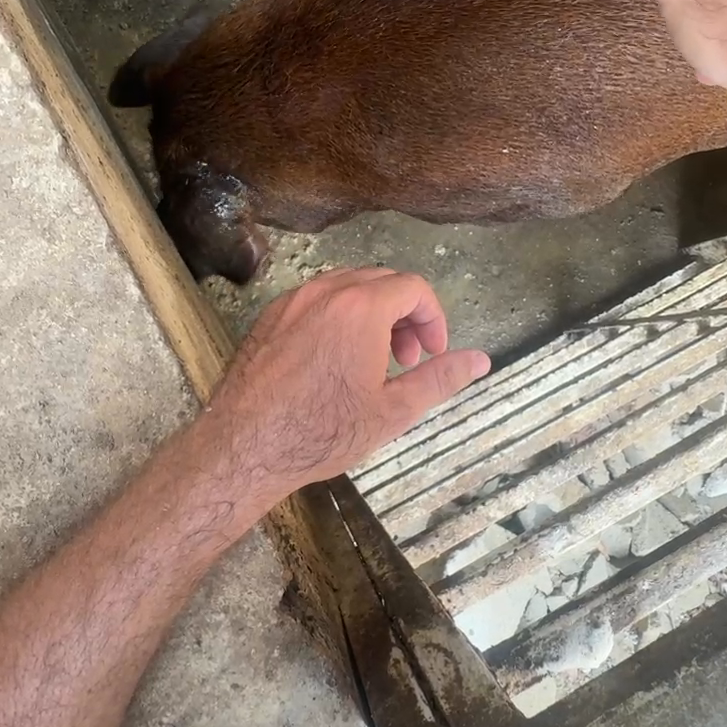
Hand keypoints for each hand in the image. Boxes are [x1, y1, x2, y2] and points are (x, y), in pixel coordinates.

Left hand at [199, 267, 490, 503]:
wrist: (246, 445)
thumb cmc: (322, 431)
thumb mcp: (393, 410)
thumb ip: (439, 379)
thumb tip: (481, 360)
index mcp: (360, 307)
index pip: (413, 287)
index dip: (433, 318)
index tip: (432, 353)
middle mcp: (325, 291)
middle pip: (381, 281)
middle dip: (404, 315)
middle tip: (407, 360)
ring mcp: (292, 300)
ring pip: (346, 287)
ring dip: (371, 313)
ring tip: (372, 360)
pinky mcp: (269, 315)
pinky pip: (315, 300)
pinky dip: (337, 316)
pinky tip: (332, 360)